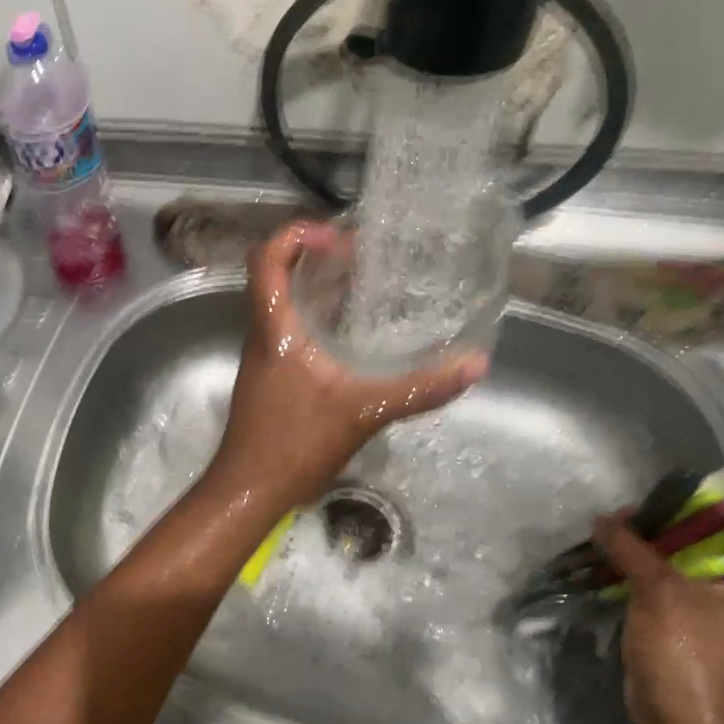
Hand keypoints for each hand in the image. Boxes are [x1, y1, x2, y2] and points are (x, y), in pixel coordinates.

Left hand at [206, 223, 487, 511]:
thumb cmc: (294, 445)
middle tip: (364, 257)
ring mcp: (264, 358)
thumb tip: (475, 365)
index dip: (294, 235)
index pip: (266, 261)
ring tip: (368, 288)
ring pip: (284, 307)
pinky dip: (319, 321)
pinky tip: (354, 337)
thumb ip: (420, 389)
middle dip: (316, 258)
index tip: (337, 237)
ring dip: (318, 290)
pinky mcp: (271, 379)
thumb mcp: (364, 412)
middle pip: (276, 277)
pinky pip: (291, 333)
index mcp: (275, 330)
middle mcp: (263, 336)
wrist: (248, 489)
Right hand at [593, 515, 723, 723]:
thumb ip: (631, 549)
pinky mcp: (692, 628)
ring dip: (646, 555)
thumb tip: (603, 519)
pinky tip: (613, 571)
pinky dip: (643, 578)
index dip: (690, 510)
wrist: (680, 719)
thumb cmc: (684, 651)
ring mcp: (720, 612)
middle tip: (618, 524)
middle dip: (658, 532)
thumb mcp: (656, 591)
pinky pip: (669, 589)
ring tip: (608, 543)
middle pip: (702, 544)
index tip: (648, 506)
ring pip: (681, 566)